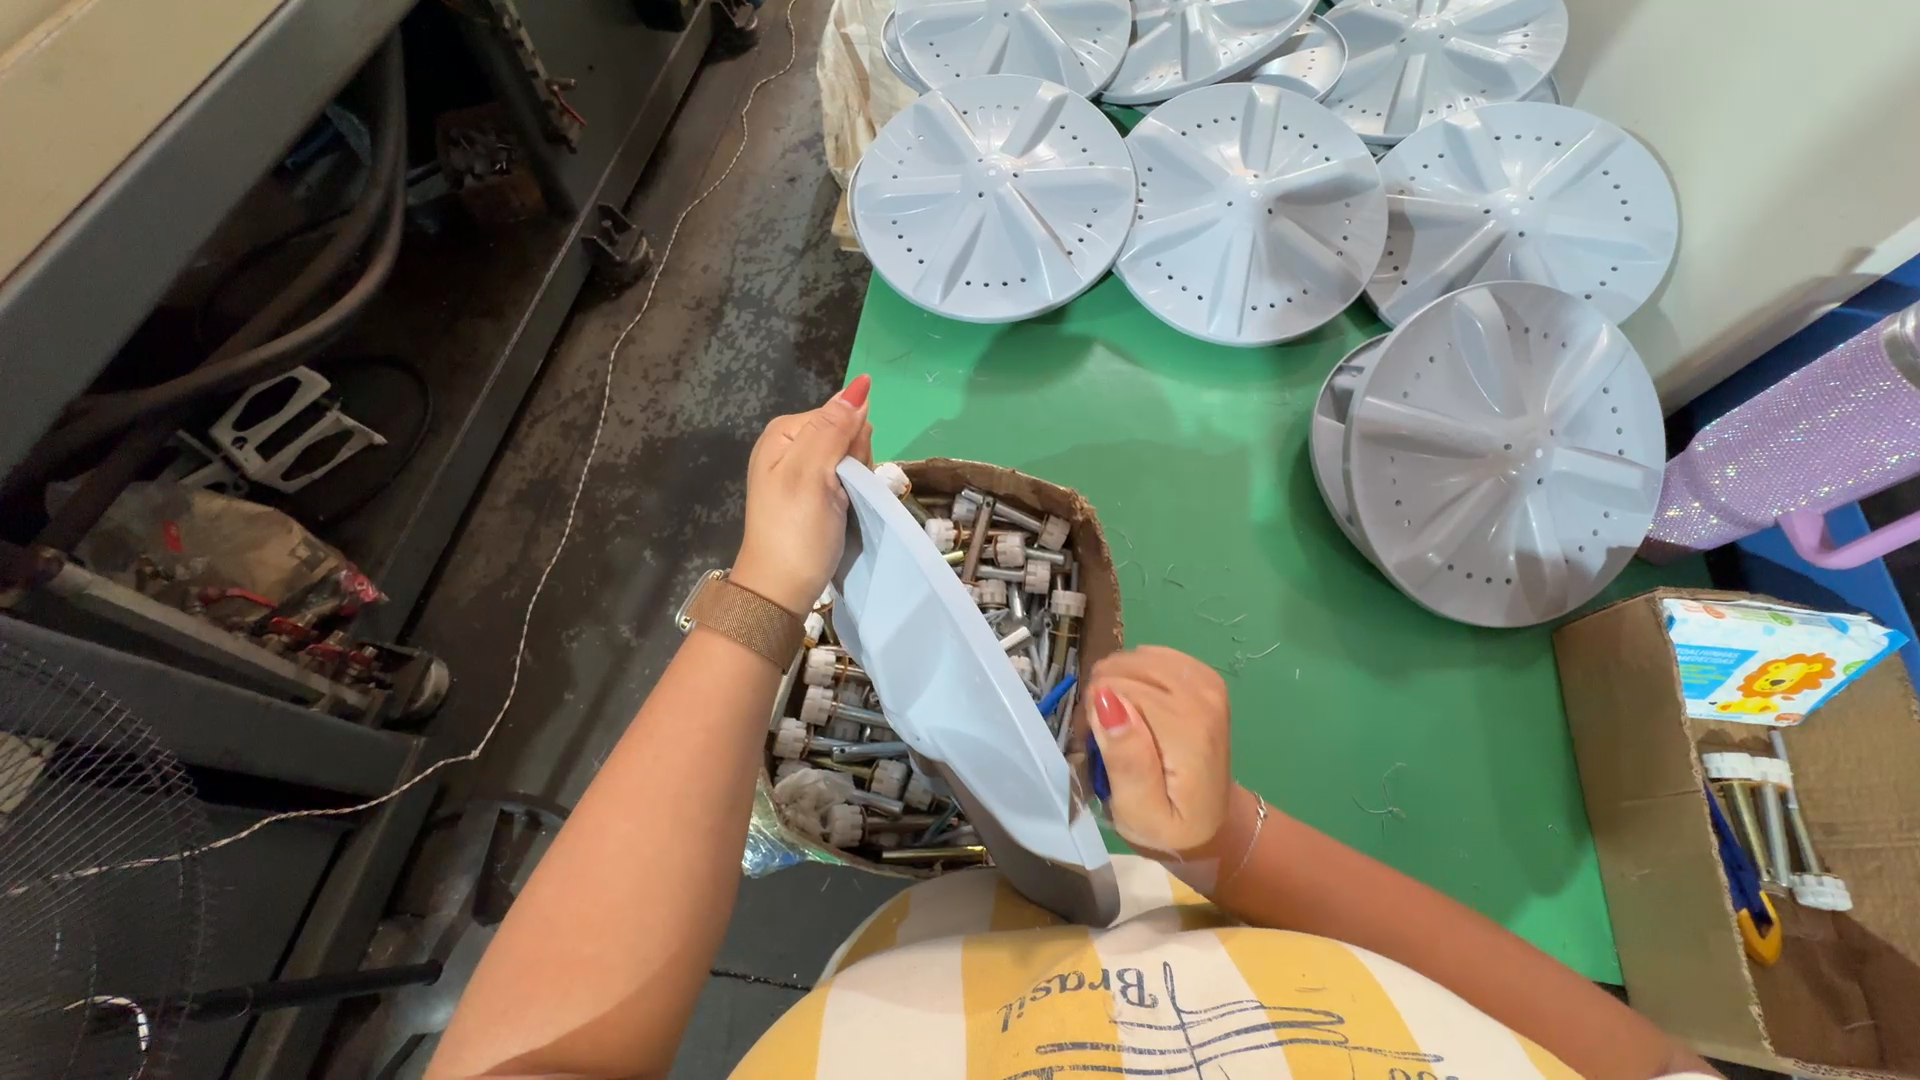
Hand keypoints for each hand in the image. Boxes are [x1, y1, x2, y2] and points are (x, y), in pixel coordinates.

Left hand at [731, 375, 873, 613]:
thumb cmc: (796, 530)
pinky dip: (852, 493)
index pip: (839, 415)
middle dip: (855, 460)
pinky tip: (845, 510)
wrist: (782, 589)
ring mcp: (801, 472)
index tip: (846, 473)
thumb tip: (860, 384)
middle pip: (845, 434)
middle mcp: (791, 446)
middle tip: (842, 492)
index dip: (852, 441)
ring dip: (856, 479)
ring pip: (850, 458)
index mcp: (785, 433)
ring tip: (843, 505)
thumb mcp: (813, 473)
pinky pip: (845, 479)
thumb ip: (834, 428)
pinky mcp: (813, 495)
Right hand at [1085, 646, 1233, 853]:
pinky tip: (1136, 704)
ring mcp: (1206, 679)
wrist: (1211, 823)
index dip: (1094, 714)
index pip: (1116, 687)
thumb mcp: (1139, 812)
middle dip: (1103, 696)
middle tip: (1106, 738)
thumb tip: (1106, 702)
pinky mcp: (1202, 674)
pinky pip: (1149, 655)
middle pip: (1123, 667)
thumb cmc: (1170, 825)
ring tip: (1120, 724)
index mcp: (1189, 727)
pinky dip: (1134, 675)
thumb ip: (1125, 760)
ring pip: (1132, 657)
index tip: (1095, 747)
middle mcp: (1203, 693)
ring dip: (1117, 685)